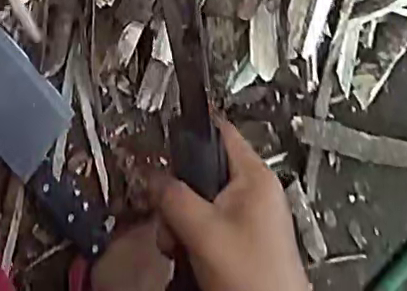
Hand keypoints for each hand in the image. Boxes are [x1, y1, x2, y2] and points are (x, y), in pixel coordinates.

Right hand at [155, 121, 309, 290]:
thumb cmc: (253, 278)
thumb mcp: (202, 229)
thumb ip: (172, 195)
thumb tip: (151, 175)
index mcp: (254, 175)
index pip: (218, 129)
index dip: (190, 131)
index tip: (165, 139)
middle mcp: (255, 192)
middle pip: (202, 171)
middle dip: (177, 195)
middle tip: (169, 217)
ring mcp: (251, 219)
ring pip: (202, 202)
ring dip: (181, 222)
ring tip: (177, 246)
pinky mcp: (244, 243)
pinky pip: (209, 225)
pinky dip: (193, 238)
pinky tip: (188, 258)